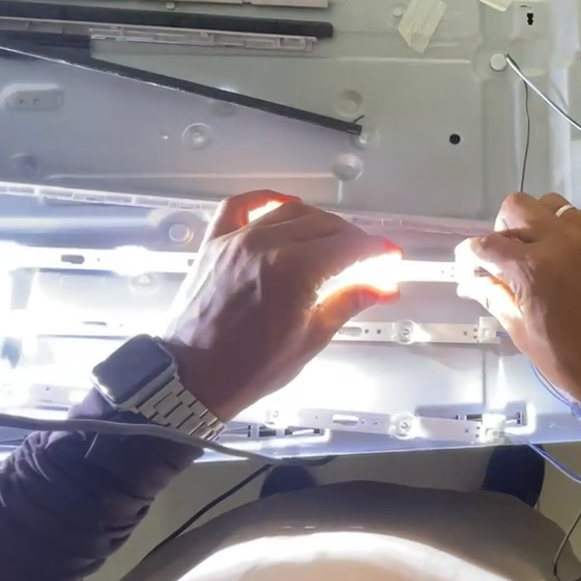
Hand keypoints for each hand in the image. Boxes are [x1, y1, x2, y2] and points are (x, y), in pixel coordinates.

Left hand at [161, 191, 397, 418]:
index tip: (389, 257)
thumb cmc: (251, 367)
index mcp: (296, 271)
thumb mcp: (311, 338)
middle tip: (367, 257)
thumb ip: (348, 302)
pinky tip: (284, 206)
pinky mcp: (215, 243)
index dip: (376, 250)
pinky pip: (240, 206)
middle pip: (326, 225)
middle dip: (353, 238)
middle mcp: (268, 245)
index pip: (350, 247)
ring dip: (320, 222)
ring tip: (334, 240)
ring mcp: (238, 240)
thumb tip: (382, 287)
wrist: (190, 379)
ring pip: (292, 213)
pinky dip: (266, 201)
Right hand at [458, 192, 580, 402]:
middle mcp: (559, 242)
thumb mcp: (523, 333)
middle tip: (504, 257)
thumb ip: (495, 298)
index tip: (469, 265)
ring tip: (536, 251)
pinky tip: (564, 255)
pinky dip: (563, 228)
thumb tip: (473, 282)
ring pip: (549, 205)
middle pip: (516, 207)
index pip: (487, 244)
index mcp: (531, 269)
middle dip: (501, 228)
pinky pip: (579, 218)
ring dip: (534, 222)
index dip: (470, 254)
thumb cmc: (571, 360)